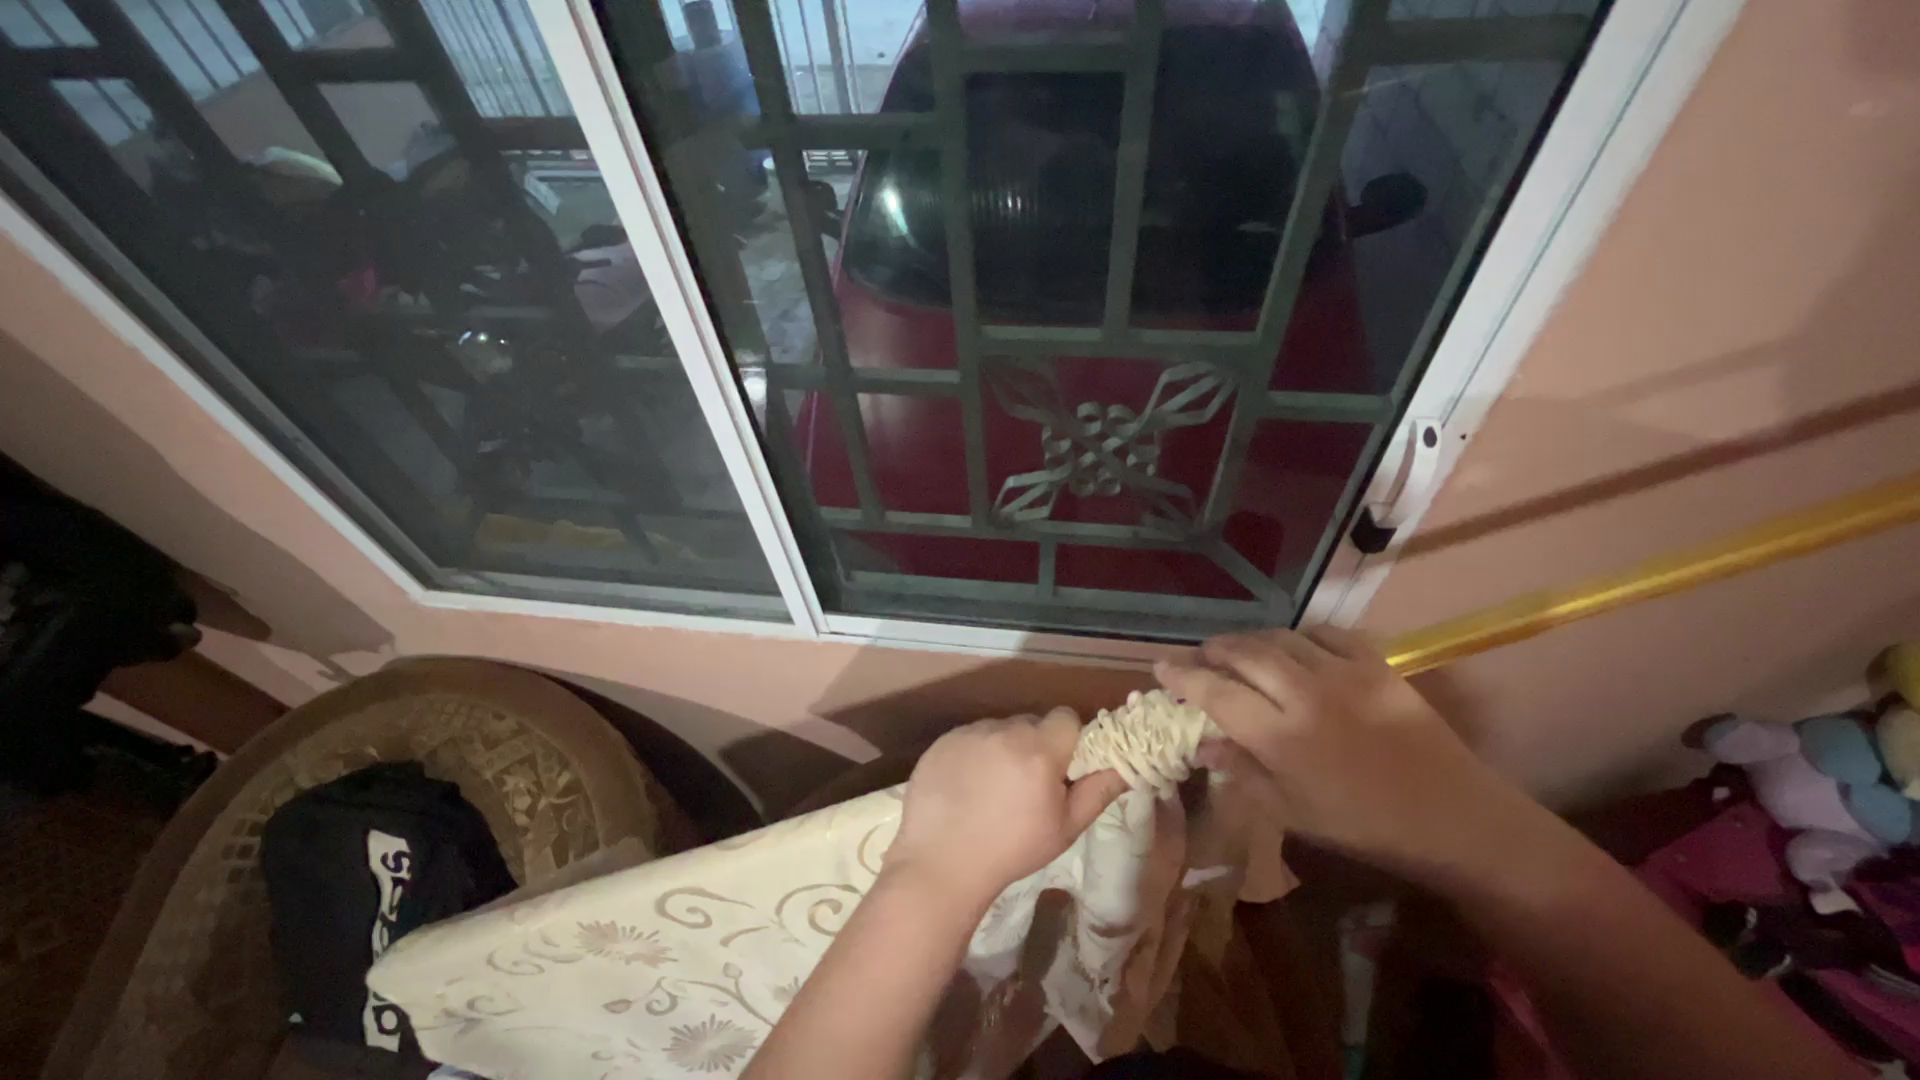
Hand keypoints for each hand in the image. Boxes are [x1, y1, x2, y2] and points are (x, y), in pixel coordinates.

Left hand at [885, 709, 1129, 910]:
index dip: (1069, 740)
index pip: (1067, 717)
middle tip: (1028, 784)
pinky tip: (968, 787)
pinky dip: (975, 754)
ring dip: (1005, 748)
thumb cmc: (1012, 850)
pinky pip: (971, 737)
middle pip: (1032, 723)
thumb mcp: (1065, 828)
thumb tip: (1125, 764)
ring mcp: (970, 733)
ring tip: (993, 789)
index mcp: (1039, 749)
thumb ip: (1098, 790)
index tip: (1061, 769)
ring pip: (1001, 729)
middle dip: (1037, 745)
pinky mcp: (943, 740)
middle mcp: (1004, 730)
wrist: (941, 863)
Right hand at [1157, 627, 1536, 874]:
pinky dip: (1299, 633)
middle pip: (1244, 654)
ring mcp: (1344, 674)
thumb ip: (1243, 772)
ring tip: (1238, 649)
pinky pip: (1326, 633)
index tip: (1160, 665)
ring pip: (1281, 638)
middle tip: (1199, 655)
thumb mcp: (1292, 813)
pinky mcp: (1376, 665)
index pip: (1216, 693)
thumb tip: (1203, 745)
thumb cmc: (1363, 825)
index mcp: (1281, 737)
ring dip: (1251, 639)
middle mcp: (1306, 695)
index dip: (1183, 676)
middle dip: (1214, 650)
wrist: (1453, 817)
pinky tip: (1293, 645)